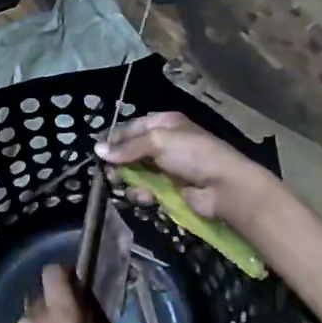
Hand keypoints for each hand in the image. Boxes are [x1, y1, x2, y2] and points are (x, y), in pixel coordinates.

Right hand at [95, 112, 282, 231]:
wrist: (224, 187)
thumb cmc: (193, 155)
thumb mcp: (158, 142)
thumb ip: (128, 147)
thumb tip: (97, 150)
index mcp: (164, 124)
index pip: (131, 128)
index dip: (115, 139)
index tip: (99, 152)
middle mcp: (165, 143)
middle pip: (131, 152)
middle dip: (119, 163)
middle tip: (110, 173)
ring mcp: (167, 167)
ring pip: (136, 173)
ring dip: (129, 181)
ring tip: (124, 186)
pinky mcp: (169, 189)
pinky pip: (146, 190)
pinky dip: (142, 194)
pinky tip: (146, 198)